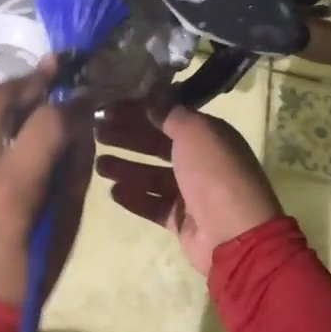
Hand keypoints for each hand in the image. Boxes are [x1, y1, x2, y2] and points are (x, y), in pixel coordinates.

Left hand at [0, 61, 95, 305]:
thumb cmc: (30, 272)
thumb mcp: (65, 224)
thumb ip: (73, 170)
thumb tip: (80, 125)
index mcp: (10, 185)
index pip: (45, 121)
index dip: (71, 104)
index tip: (87, 95)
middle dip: (29, 80)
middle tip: (56, 69)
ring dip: (11, 94)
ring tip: (39, 89)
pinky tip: (19, 121)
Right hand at [95, 102, 282, 275]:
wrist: (234, 235)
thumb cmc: (214, 175)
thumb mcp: (195, 133)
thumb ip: (170, 114)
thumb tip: (151, 96)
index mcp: (208, 136)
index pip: (167, 117)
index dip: (137, 112)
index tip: (107, 110)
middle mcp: (200, 161)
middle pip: (156, 145)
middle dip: (126, 138)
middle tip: (95, 134)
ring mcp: (190, 192)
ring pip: (151, 175)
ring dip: (125, 168)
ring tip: (99, 165)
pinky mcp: (180, 219)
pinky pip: (152, 203)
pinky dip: (134, 197)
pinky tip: (113, 191)